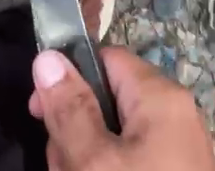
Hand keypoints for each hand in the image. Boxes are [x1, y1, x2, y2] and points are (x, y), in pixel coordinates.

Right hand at [29, 46, 214, 170]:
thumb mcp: (93, 163)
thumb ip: (69, 109)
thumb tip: (48, 55)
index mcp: (160, 96)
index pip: (106, 60)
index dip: (68, 79)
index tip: (38, 113)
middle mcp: (174, 115)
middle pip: (107, 103)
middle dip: (75, 135)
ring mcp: (176, 152)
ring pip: (114, 142)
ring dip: (86, 164)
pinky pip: (132, 166)